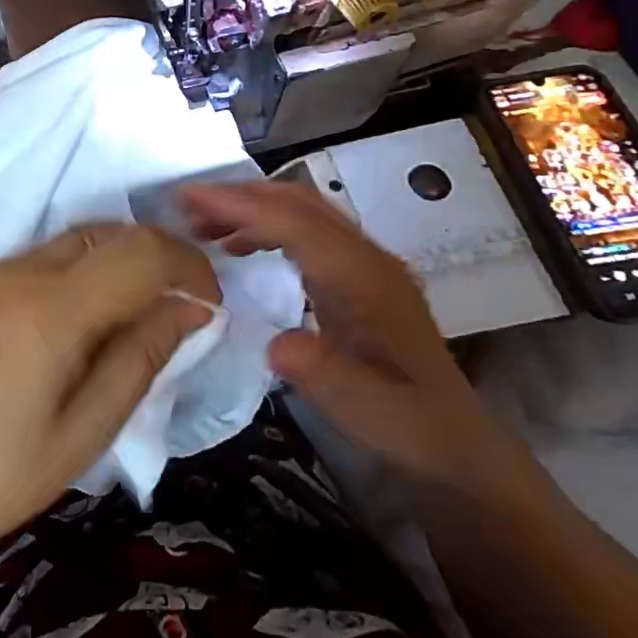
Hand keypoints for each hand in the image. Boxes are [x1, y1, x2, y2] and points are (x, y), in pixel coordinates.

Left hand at [0, 224, 219, 588]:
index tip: (210, 305)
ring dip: (119, 264)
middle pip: (108, 235)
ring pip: (75, 243)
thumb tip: (191, 306)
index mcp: (50, 307)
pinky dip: (82, 274)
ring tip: (138, 320)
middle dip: (157, 259)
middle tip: (181, 312)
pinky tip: (85, 324)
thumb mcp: (86, 430)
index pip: (140, 250)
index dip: (188, 265)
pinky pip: (43, 261)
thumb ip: (142, 356)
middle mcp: (18, 273)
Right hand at [180, 181, 518, 488]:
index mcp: (365, 278)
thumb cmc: (408, 424)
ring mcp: (362, 265)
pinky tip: (238, 248)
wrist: (452, 441)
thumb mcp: (366, 409)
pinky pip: (304, 234)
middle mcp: (365, 259)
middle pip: (299, 203)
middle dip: (240, 196)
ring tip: (202, 226)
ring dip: (251, 209)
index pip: (296, 224)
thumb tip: (276, 345)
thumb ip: (324, 375)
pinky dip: (265, 228)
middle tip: (185, 206)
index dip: (240, 206)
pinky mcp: (353, 278)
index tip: (187, 198)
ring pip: (301, 213)